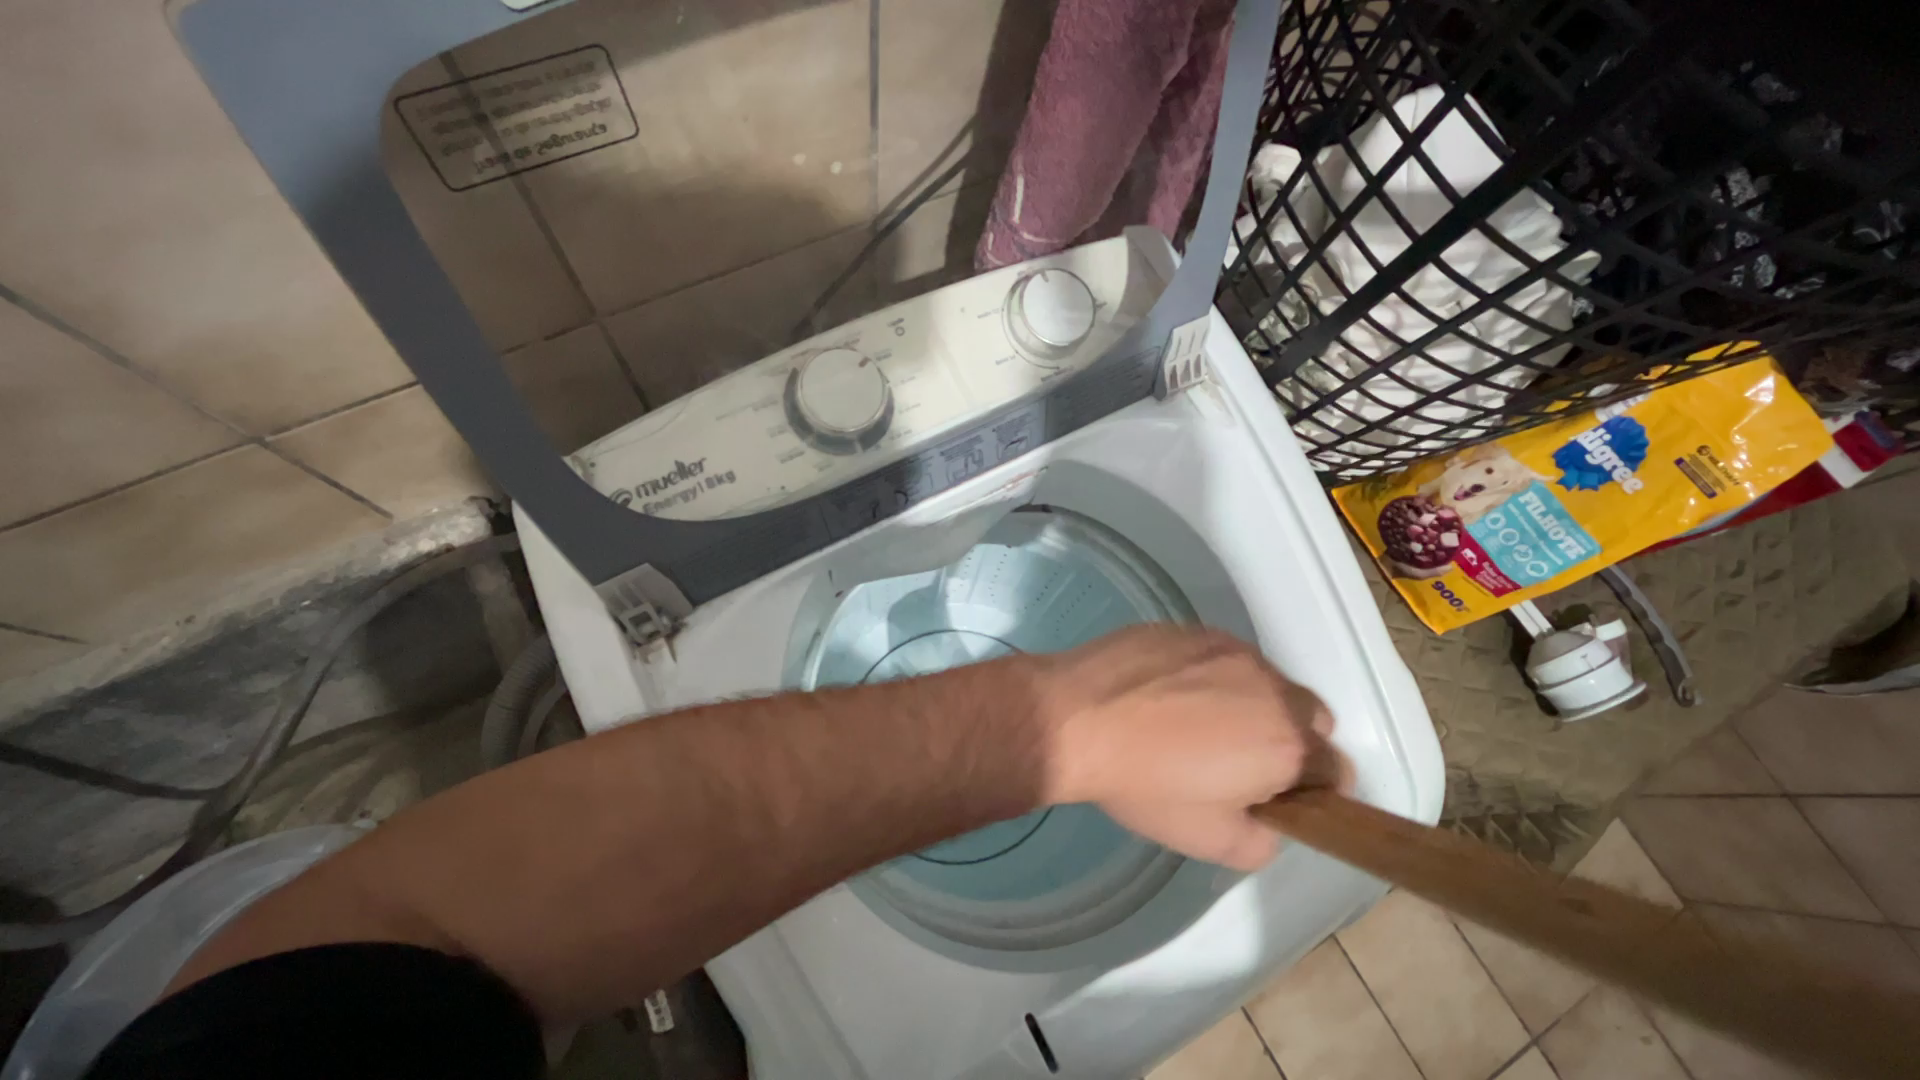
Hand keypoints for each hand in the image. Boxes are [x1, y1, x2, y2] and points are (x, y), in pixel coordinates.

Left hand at [1034, 625, 1344, 871]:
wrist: (1073, 719)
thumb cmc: (1145, 785)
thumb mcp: (1211, 841)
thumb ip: (1264, 840)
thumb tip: (1270, 818)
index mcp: (1288, 743)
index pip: (1336, 769)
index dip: (1311, 789)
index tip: (1273, 795)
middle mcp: (1271, 687)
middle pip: (1309, 716)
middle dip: (1288, 739)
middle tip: (1233, 758)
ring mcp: (1231, 650)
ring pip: (1265, 680)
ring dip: (1248, 702)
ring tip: (1190, 721)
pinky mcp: (1192, 629)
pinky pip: (1222, 656)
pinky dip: (1210, 675)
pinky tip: (1165, 693)